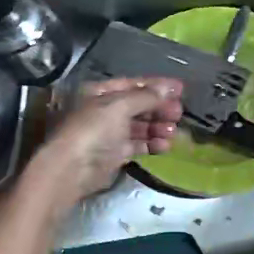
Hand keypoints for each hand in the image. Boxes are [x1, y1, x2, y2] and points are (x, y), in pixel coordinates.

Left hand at [25, 77, 183, 210]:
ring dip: (157, 127)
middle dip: (159, 108)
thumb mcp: (120, 105)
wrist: (72, 169)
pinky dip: (151, 144)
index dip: (157, 86)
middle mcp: (103, 110)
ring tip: (173, 131)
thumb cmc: (93, 129)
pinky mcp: (114, 154)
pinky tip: (165, 146)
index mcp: (99, 92)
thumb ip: (146, 96)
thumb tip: (170, 87)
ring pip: (139, 126)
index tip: (181, 90)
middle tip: (179, 113)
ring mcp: (108, 133)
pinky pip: (137, 145)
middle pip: (137, 106)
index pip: (132, 85)